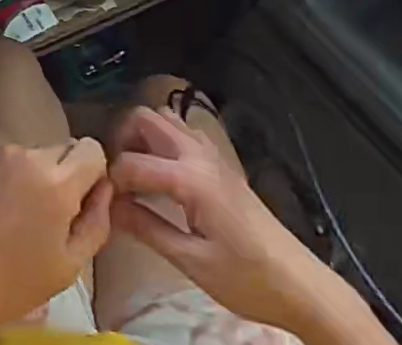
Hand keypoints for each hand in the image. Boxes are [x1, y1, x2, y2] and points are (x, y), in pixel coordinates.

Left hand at [0, 138, 112, 343]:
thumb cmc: (22, 278)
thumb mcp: (74, 262)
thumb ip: (98, 220)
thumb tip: (105, 188)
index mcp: (57, 182)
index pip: (93, 149)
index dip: (96, 173)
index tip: (85, 202)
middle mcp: (33, 156)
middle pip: (69, 148)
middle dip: (72, 173)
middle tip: (59, 211)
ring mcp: (7, 153)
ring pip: (46, 151)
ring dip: (48, 172)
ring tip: (32, 211)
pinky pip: (22, 156)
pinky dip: (26, 172)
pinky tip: (12, 205)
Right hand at [109, 107, 389, 343]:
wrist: (298, 283)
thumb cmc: (246, 278)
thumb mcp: (191, 262)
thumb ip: (147, 228)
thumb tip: (108, 207)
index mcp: (191, 179)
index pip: (132, 162)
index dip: (111, 180)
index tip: (102, 201)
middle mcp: (199, 154)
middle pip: (145, 117)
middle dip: (120, 139)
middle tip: (114, 176)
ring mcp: (211, 153)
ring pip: (164, 118)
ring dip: (141, 135)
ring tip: (133, 173)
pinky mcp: (219, 161)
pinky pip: (181, 131)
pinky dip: (161, 140)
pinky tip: (159, 174)